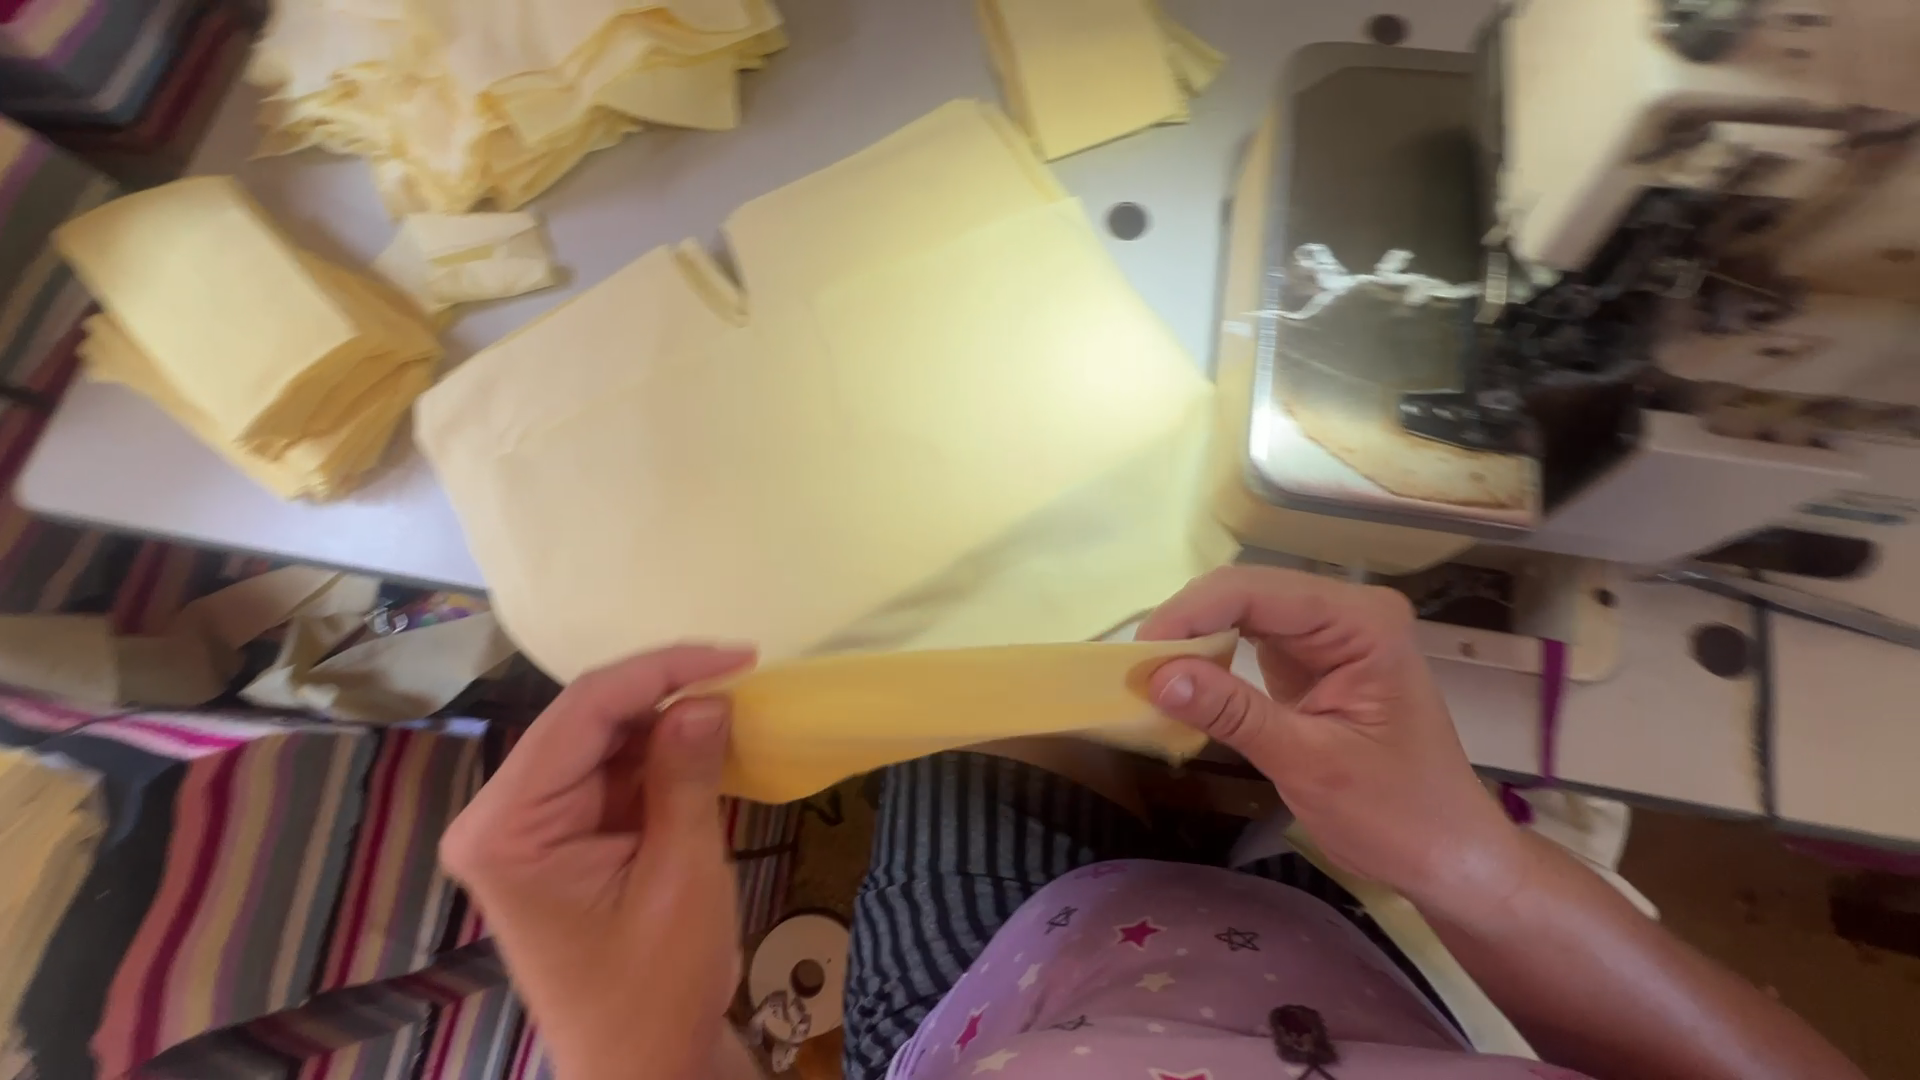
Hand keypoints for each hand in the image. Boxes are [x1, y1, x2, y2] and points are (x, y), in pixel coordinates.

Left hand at [440, 645, 756, 1079]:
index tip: (737, 657)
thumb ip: (686, 776)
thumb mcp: (681, 874)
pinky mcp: (567, 830)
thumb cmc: (657, 984)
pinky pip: (616, 766)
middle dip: (667, 690)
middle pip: (589, 716)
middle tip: (742, 674)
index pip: (583, 711)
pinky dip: (664, 749)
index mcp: (509, 825)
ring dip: (669, 717)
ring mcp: (535, 821)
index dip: (663, 670)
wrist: (645, 1063)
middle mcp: (507, 813)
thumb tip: (708, 696)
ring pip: (606, 734)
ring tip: (734, 702)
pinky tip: (707, 741)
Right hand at [1138, 567, 1523, 907]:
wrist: (1448, 856)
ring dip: (1192, 637)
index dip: (1190, 614)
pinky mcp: (1310, 656)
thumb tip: (1156, 676)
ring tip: (1152, 674)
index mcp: (1361, 622)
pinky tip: (1185, 679)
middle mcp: (1345, 612)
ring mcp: (1328, 632)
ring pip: (1239, 610)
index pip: (1255, 592)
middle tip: (1137, 669)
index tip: (1139, 658)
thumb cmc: (1398, 815)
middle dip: (1186, 624)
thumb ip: (1232, 714)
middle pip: (1243, 592)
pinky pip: (1246, 637)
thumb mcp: (1309, 764)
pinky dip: (1209, 655)